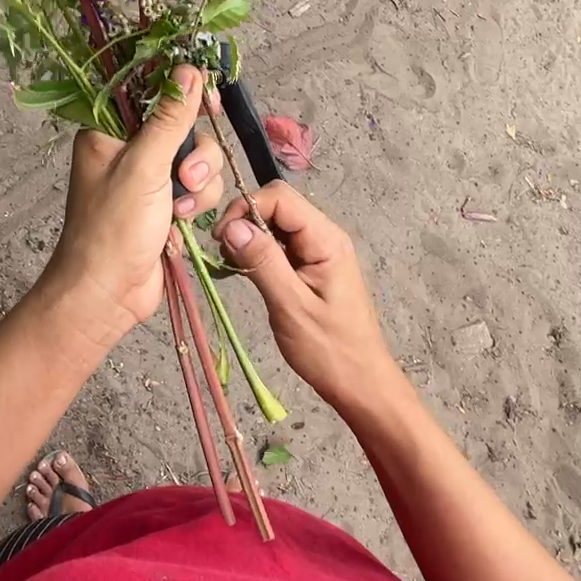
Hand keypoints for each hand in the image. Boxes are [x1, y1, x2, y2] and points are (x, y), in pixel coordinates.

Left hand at [40, 66, 225, 345]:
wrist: (108, 295)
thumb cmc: (113, 228)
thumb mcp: (144, 167)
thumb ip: (170, 119)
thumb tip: (189, 71)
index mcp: (109, 131)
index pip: (153, 94)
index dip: (185, 96)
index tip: (211, 104)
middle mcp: (130, 150)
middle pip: (185, 128)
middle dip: (195, 156)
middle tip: (186, 179)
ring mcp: (150, 179)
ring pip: (198, 160)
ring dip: (199, 185)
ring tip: (182, 211)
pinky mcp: (167, 204)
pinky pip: (199, 188)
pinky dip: (198, 204)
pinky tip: (182, 225)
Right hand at [216, 183, 399, 414]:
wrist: (359, 383)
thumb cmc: (329, 350)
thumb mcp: (291, 307)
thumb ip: (262, 262)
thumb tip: (232, 226)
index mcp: (325, 240)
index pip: (280, 198)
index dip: (246, 208)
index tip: (221, 238)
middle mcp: (323, 236)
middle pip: (277, 205)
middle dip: (244, 220)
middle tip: (224, 253)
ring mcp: (316, 250)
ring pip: (274, 223)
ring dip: (249, 237)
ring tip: (232, 265)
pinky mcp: (308, 265)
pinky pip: (278, 243)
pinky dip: (257, 251)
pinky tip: (245, 271)